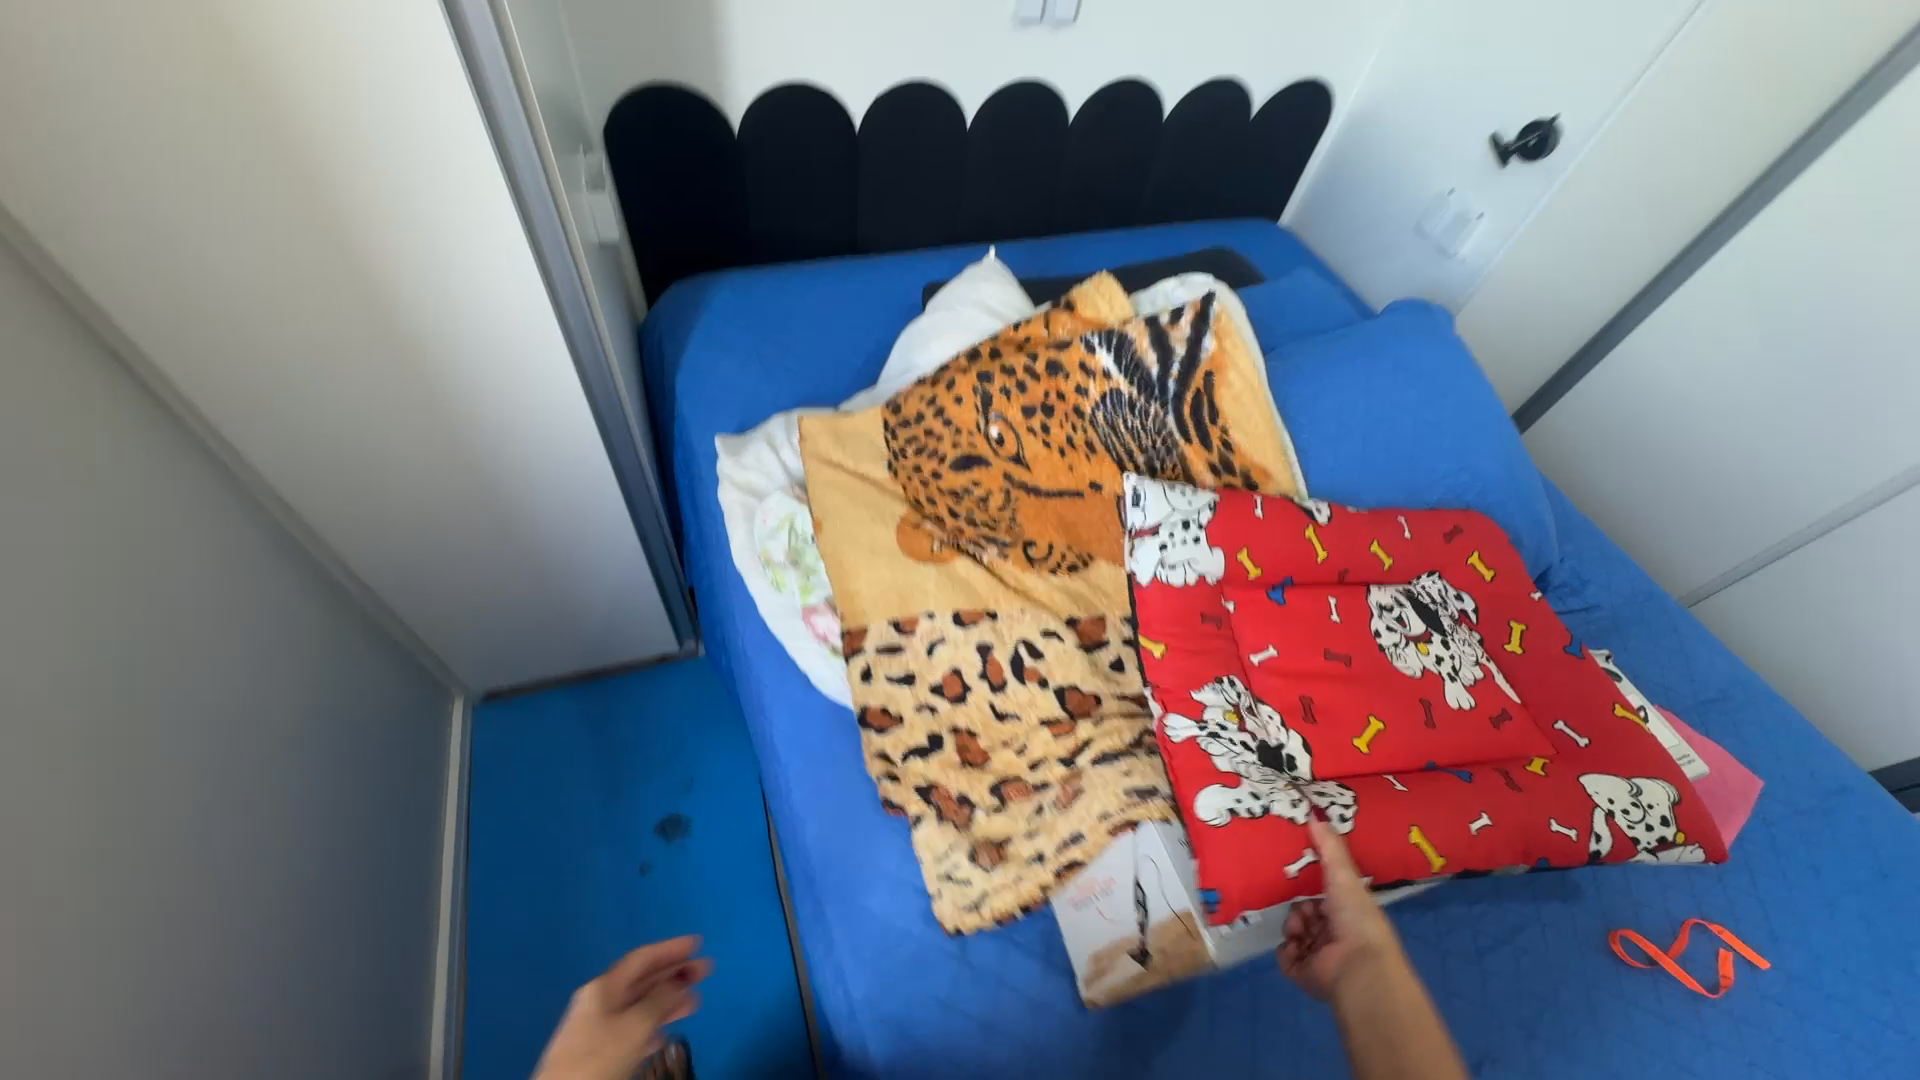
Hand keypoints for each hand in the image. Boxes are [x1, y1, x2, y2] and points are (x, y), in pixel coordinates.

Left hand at [534, 936, 710, 1079]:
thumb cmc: (599, 1058)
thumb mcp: (635, 1025)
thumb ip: (660, 999)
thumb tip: (680, 978)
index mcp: (604, 987)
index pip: (642, 958)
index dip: (671, 948)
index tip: (698, 943)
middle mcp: (599, 1001)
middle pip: (642, 980)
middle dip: (674, 974)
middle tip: (706, 970)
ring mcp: (596, 1027)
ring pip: (639, 1005)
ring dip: (667, 1001)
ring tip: (695, 1002)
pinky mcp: (596, 1053)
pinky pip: (631, 1029)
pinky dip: (651, 1026)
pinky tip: (664, 1035)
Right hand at [1277, 820, 1403, 1000]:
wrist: (1358, 968)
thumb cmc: (1356, 918)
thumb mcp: (1343, 875)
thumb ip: (1329, 846)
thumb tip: (1313, 811)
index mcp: (1347, 913)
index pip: (1321, 896)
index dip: (1308, 887)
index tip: (1294, 876)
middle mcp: (1334, 935)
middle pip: (1303, 913)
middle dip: (1298, 908)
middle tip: (1302, 909)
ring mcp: (1319, 956)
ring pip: (1293, 932)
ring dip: (1293, 927)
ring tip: (1300, 930)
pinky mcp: (1305, 973)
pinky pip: (1285, 957)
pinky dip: (1287, 951)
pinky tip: (1295, 946)